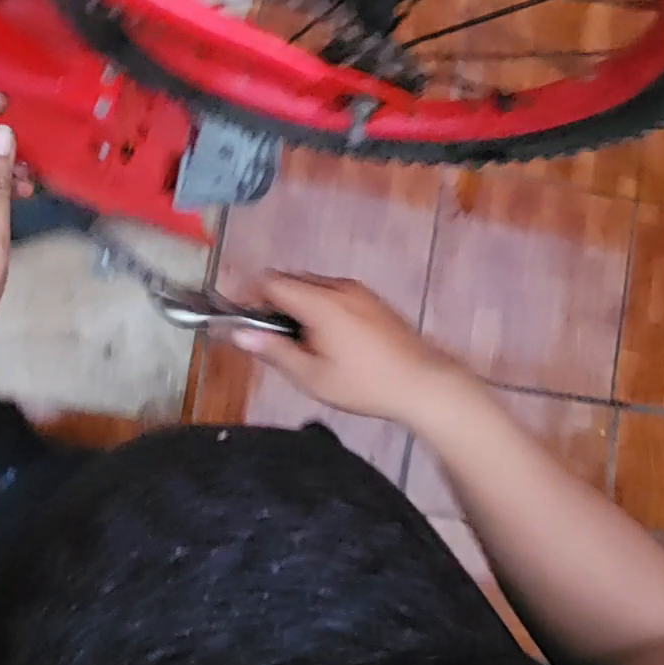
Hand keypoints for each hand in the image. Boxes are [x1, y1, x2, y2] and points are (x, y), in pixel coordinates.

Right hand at [231, 273, 477, 424]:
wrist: (424, 384)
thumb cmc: (364, 385)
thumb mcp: (312, 376)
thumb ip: (274, 351)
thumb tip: (239, 334)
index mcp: (321, 302)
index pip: (270, 281)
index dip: (249, 296)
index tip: (241, 319)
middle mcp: (338, 287)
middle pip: (290, 279)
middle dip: (271, 301)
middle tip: (268, 336)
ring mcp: (358, 291)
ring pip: (311, 285)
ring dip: (295, 303)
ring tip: (298, 341)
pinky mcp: (371, 299)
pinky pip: (331, 291)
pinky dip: (317, 305)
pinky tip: (325, 338)